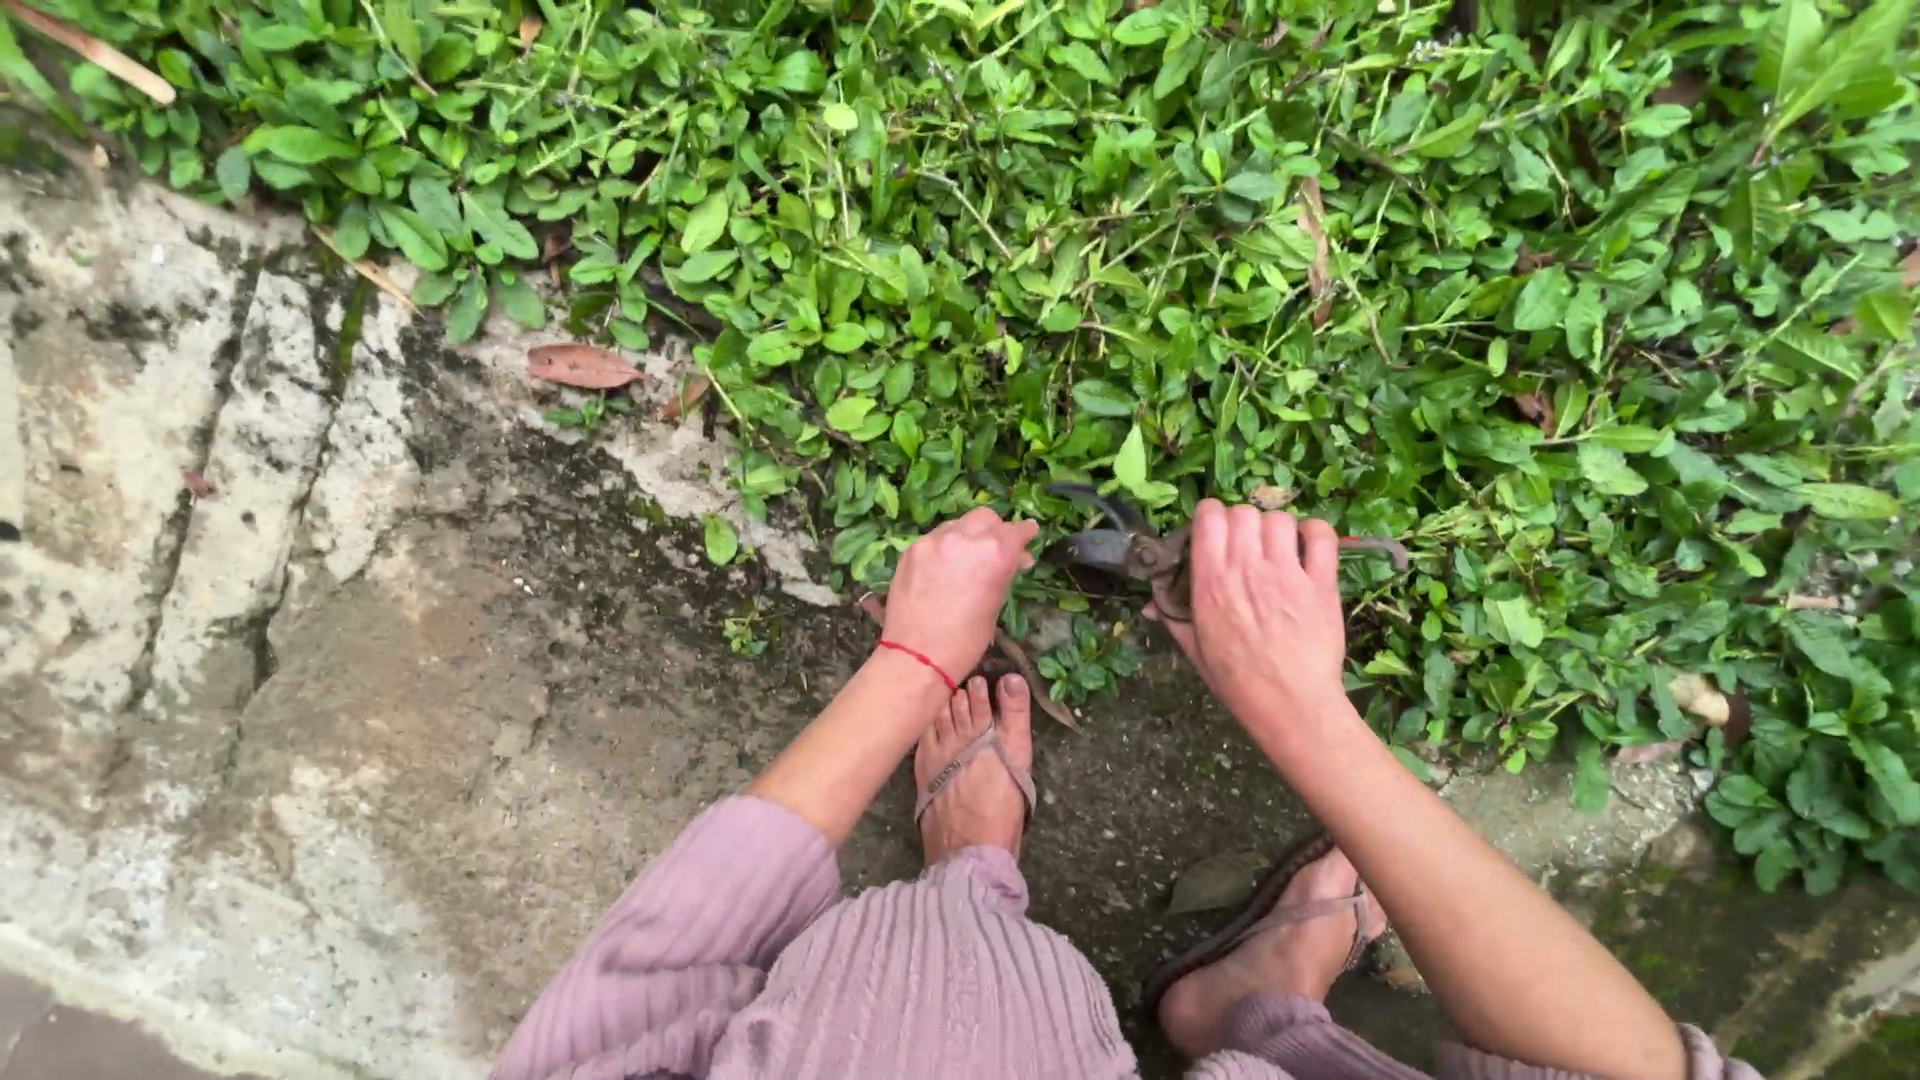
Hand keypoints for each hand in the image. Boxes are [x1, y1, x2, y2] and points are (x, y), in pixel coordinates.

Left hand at [881, 507, 1038, 680]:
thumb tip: (1015, 558)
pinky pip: (935, 538)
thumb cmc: (965, 641)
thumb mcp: (995, 604)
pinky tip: (945, 565)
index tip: (1030, 534)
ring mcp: (934, 541)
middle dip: (996, 530)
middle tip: (998, 548)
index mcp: (993, 553)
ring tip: (969, 557)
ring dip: (969, 535)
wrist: (917, 657)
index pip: (1016, 531)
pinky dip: (945, 545)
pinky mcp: (912, 550)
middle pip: (986, 519)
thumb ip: (1004, 573)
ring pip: (958, 524)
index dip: (1026, 532)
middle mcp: (964, 538)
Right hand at [1149, 501, 1347, 731]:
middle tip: (1244, 544)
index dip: (1210, 517)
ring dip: (1274, 528)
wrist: (1290, 703)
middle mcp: (1247, 568)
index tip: (1212, 533)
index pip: (1209, 516)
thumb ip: (1173, 617)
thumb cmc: (1236, 679)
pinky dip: (1314, 532)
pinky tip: (1307, 546)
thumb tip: (1151, 604)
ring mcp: (1287, 573)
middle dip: (1241, 522)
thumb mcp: (1194, 648)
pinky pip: (1322, 536)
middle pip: (1243, 512)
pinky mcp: (1322, 583)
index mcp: (1211, 581)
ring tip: (1275, 548)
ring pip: (1279, 519)